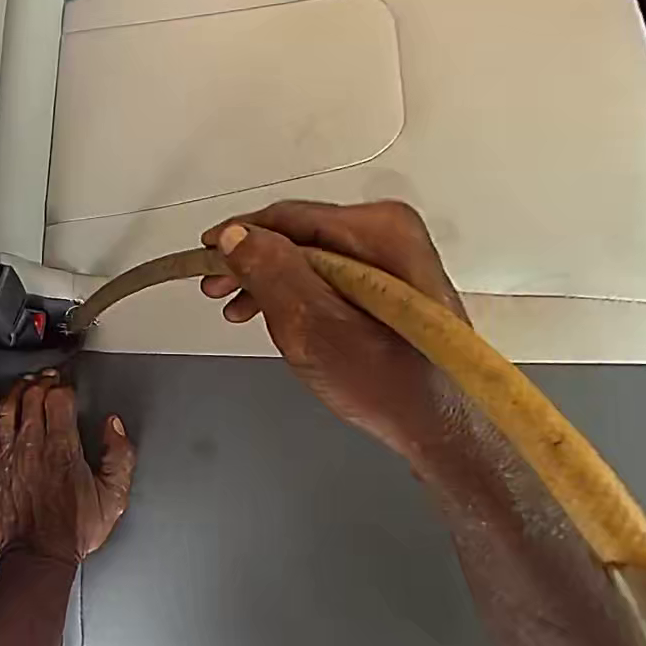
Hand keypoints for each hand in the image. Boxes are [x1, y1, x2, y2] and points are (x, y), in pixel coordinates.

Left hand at [0, 372, 136, 564]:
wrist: (38, 558)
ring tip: (24, 386)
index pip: (59, 398)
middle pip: (32, 396)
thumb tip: (114, 427)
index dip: (63, 385)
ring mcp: (8, 456)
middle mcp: (33, 446)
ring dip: (16, 391)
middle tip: (47, 380)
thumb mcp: (114, 497)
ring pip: (7, 408)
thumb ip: (119, 456)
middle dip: (41, 382)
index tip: (67, 385)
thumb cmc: (73, 530)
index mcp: (63, 448)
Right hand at [200, 201, 468, 460]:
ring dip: (267, 278)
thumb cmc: (389, 385)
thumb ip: (271, 274)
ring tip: (236, 305)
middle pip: (297, 235)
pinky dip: (293, 290)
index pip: (286, 218)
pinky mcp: (387, 282)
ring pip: (307, 256)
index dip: (238, 236)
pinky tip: (270, 311)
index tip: (204, 252)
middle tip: (215, 284)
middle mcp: (388, 233)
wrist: (441, 428)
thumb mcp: (314, 327)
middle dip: (251, 261)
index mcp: (378, 232)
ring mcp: (391, 257)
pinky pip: (325, 273)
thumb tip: (235, 237)